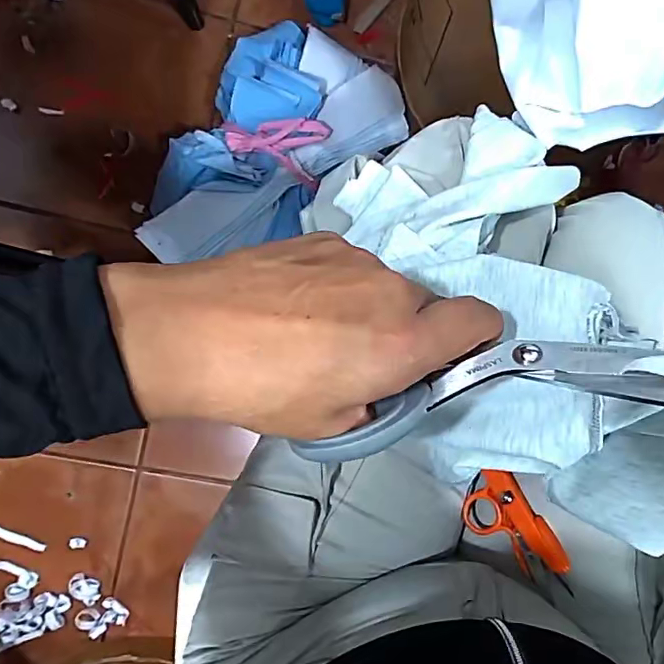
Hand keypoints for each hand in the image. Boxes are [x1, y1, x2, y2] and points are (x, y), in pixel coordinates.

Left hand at [100, 233, 502, 439]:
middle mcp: (393, 291)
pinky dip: (342, 286)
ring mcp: (358, 258)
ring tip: (317, 329)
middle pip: (431, 306)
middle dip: (414, 332)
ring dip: (374, 308)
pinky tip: (295, 304)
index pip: (482, 319)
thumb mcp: (334, 423)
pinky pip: (354, 267)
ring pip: (390, 286)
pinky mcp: (324, 239)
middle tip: (365, 357)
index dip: (480, 338)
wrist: (182, 332)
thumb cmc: (261, 391)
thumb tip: (392, 378)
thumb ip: (384, 396)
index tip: (452, 355)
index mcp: (405, 343)